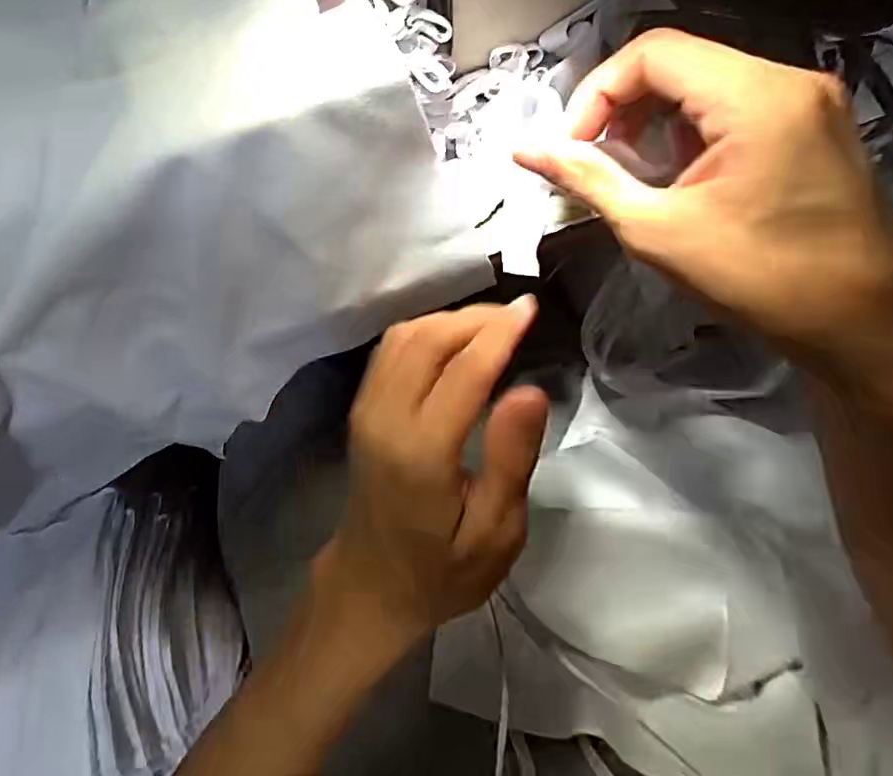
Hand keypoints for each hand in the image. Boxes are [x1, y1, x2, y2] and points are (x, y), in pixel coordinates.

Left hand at [313, 299, 550, 646]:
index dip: (498, 334)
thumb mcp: (494, 532)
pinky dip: (425, 330)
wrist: (372, 582)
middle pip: (426, 340)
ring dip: (448, 319)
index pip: (462, 371)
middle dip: (475, 318)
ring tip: (494, 324)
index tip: (531, 309)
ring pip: (402, 337)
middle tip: (518, 315)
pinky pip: (390, 350)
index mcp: (421, 451)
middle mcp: (384, 417)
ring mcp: (365, 408)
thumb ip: (510, 458)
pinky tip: (454, 338)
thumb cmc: (443, 569)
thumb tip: (531, 389)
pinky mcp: (360, 407)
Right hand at [515, 29, 892, 373]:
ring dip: (652, 115)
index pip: (652, 52)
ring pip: (703, 78)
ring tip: (632, 167)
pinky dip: (689, 125)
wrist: (861, 327)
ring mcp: (809, 100)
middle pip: (677, 59)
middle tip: (594, 155)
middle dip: (620, 103)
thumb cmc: (756, 279)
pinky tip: (678, 171)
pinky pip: (733, 100)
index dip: (597, 92)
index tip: (573, 145)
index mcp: (756, 97)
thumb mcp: (654, 229)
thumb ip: (586, 177)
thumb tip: (524, 149)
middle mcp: (789, 80)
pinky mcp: (814, 123)